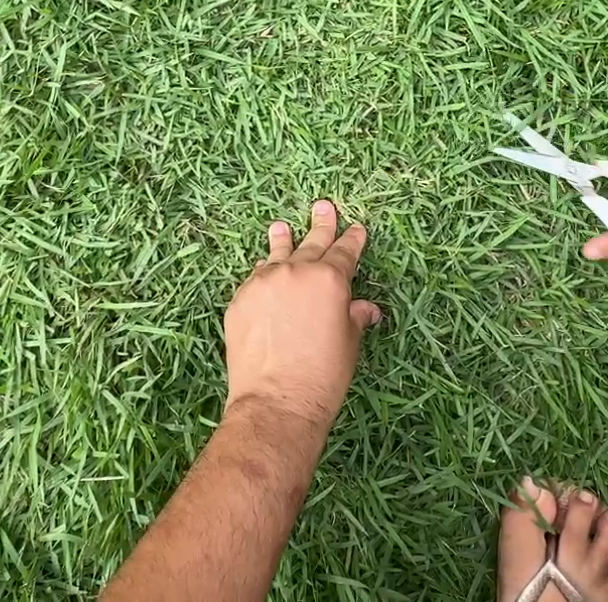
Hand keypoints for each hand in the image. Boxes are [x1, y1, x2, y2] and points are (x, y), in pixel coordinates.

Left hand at [223, 200, 381, 426]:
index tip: (356, 229)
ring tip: (281, 227)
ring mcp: (264, 282)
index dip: (352, 240)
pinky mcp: (241, 299)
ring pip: (277, 254)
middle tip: (323, 206)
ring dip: (282, 240)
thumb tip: (366, 309)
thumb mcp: (349, 343)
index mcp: (330, 280)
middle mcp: (297, 272)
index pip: (345, 252)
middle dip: (321, 225)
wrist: (275, 401)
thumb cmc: (324, 376)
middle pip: (312, 242)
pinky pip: (255, 278)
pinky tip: (264, 272)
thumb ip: (354, 317)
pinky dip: (264, 274)